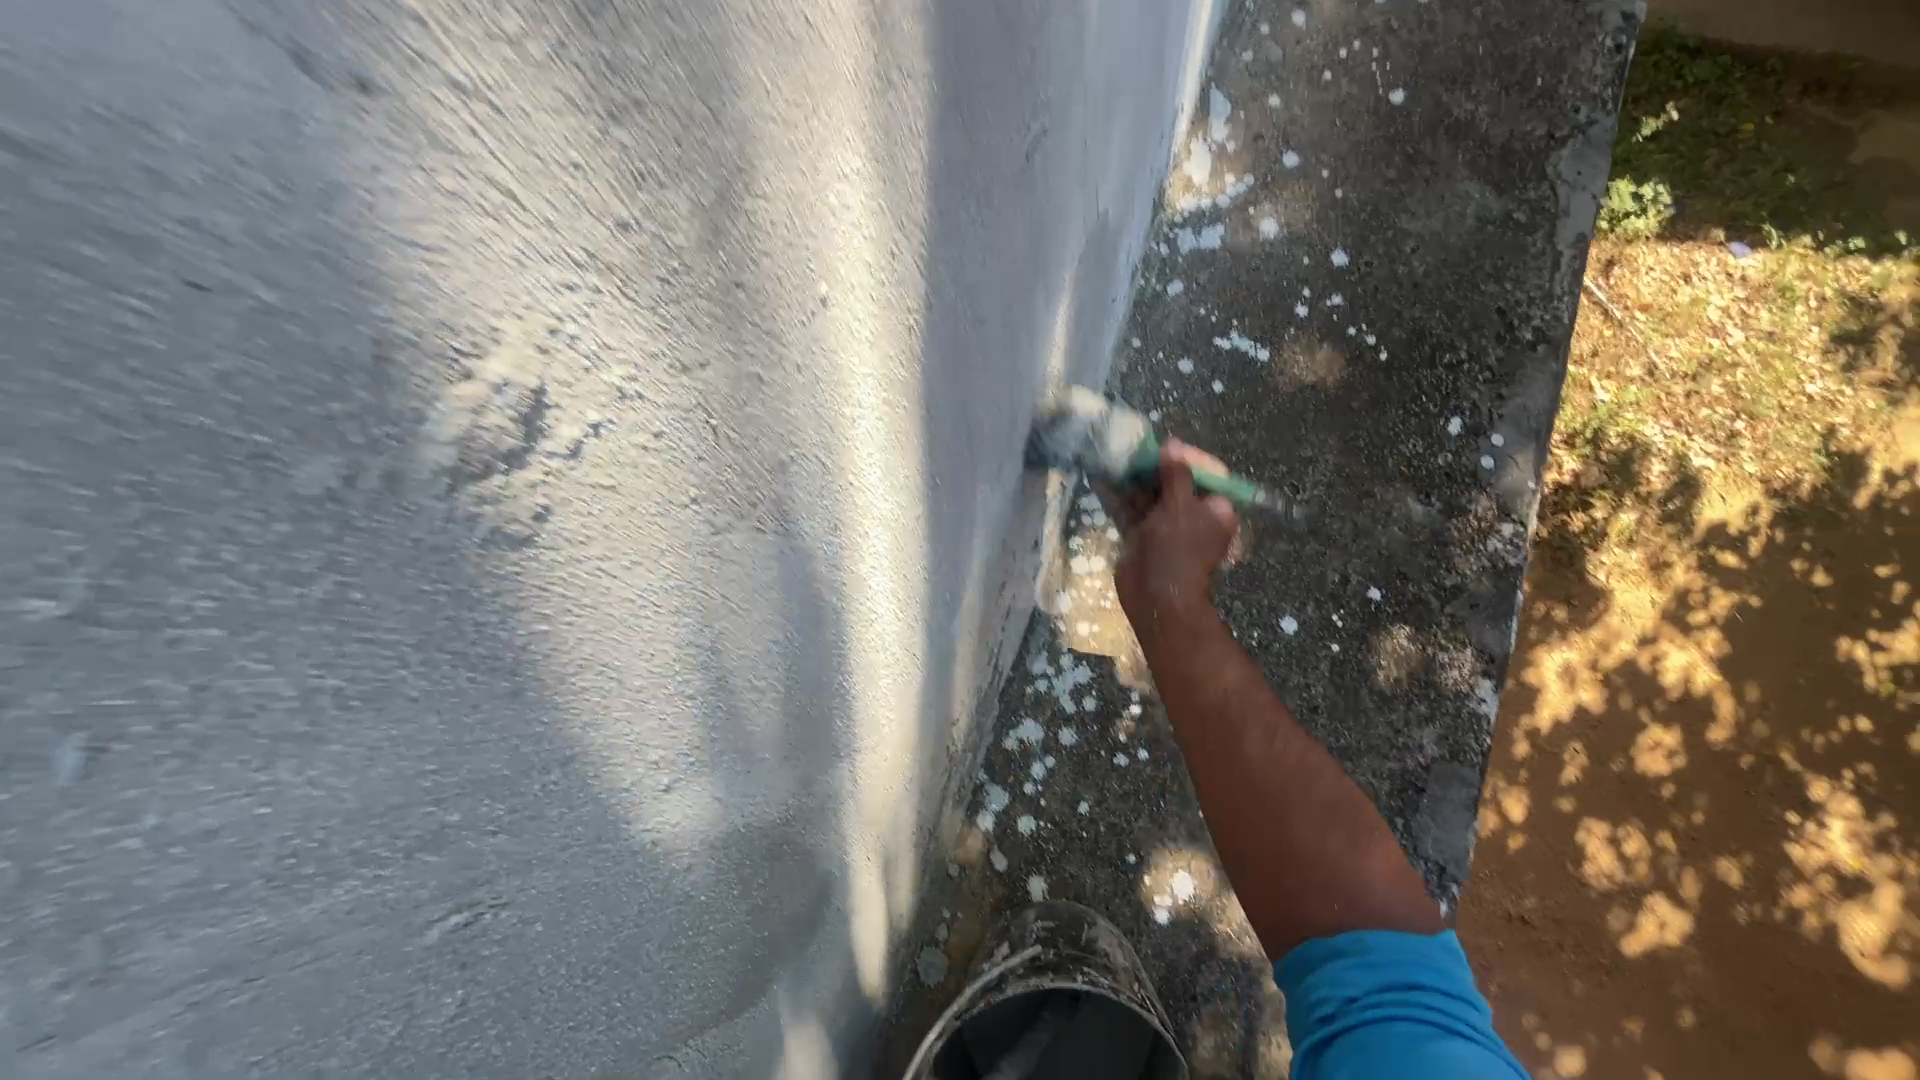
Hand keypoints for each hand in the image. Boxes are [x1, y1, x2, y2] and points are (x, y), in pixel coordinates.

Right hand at [1113, 438, 1239, 641]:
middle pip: (1173, 482)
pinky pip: (1130, 512)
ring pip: (1148, 496)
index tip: (1163, 446)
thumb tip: (1173, 445)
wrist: (1156, 599)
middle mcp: (1193, 516)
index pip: (1206, 474)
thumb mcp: (1180, 507)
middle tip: (1130, 449)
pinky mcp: (1142, 537)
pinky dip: (1116, 497)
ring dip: (1129, 479)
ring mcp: (1166, 527)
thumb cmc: (1177, 551)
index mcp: (1215, 510)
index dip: (1185, 458)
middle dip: (1150, 467)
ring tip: (1110, 458)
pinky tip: (1099, 480)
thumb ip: (1176, 475)